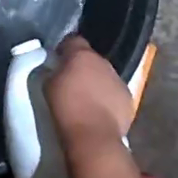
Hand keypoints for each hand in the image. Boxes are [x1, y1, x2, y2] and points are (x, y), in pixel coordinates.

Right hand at [44, 35, 132, 153]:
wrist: (93, 137)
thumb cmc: (66, 109)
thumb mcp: (49, 86)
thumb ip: (55, 72)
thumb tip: (58, 69)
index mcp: (82, 55)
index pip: (73, 40)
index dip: (65, 49)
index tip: (58, 60)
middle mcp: (104, 62)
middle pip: (91, 59)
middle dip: (82, 67)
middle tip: (71, 82)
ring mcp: (119, 80)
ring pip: (105, 76)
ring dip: (97, 83)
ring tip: (86, 100)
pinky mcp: (129, 99)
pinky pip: (115, 93)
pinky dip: (108, 99)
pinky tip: (99, 112)